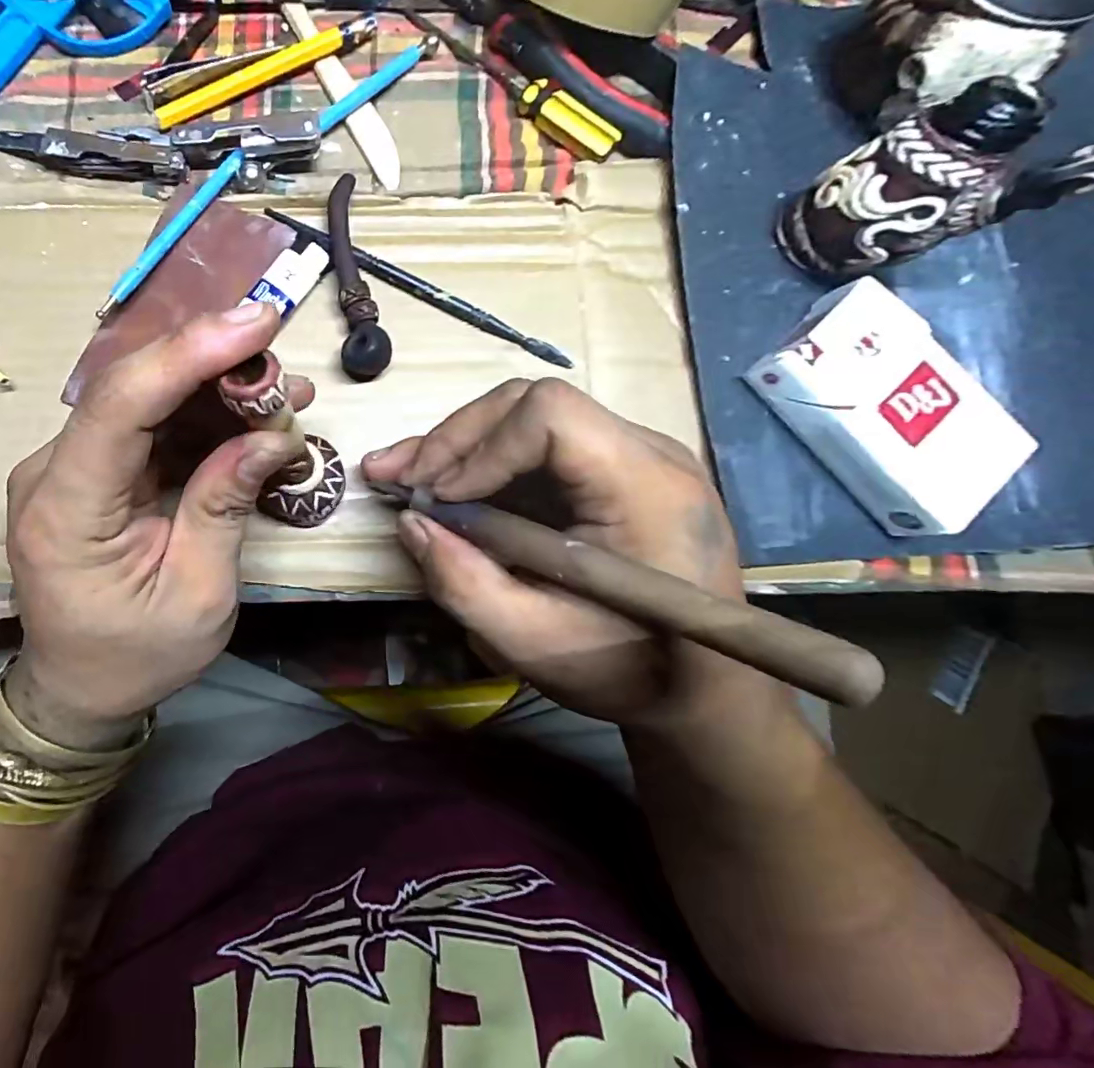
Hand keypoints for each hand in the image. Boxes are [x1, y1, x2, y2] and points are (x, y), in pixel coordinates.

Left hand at [4, 303, 310, 749]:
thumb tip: (268, 436)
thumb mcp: (196, 596)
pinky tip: (249, 419)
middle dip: (213, 368)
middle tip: (284, 369)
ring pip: (144, 402)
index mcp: (66, 511)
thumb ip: (225, 508)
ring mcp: (66, 469)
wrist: (77, 690)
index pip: (120, 405)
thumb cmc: (134, 658)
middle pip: (132, 391)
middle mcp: (51, 474)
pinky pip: (145, 430)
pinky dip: (198, 421)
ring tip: (282, 396)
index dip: (188, 353)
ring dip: (214, 392)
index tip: (257, 323)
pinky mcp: (89, 474)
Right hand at [362, 378, 782, 726]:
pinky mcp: (604, 476)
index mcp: (644, 489)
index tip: (439, 498)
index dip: (482, 448)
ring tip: (395, 475)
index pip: (552, 416)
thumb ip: (465, 585)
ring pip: (522, 420)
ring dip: (453, 448)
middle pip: (529, 405)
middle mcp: (642, 455)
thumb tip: (411, 524)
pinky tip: (435, 486)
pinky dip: (476, 466)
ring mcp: (625, 460)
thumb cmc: (628, 671)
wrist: (700, 689)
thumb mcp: (533, 643)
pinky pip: (531, 450)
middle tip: (392, 478)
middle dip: (452, 441)